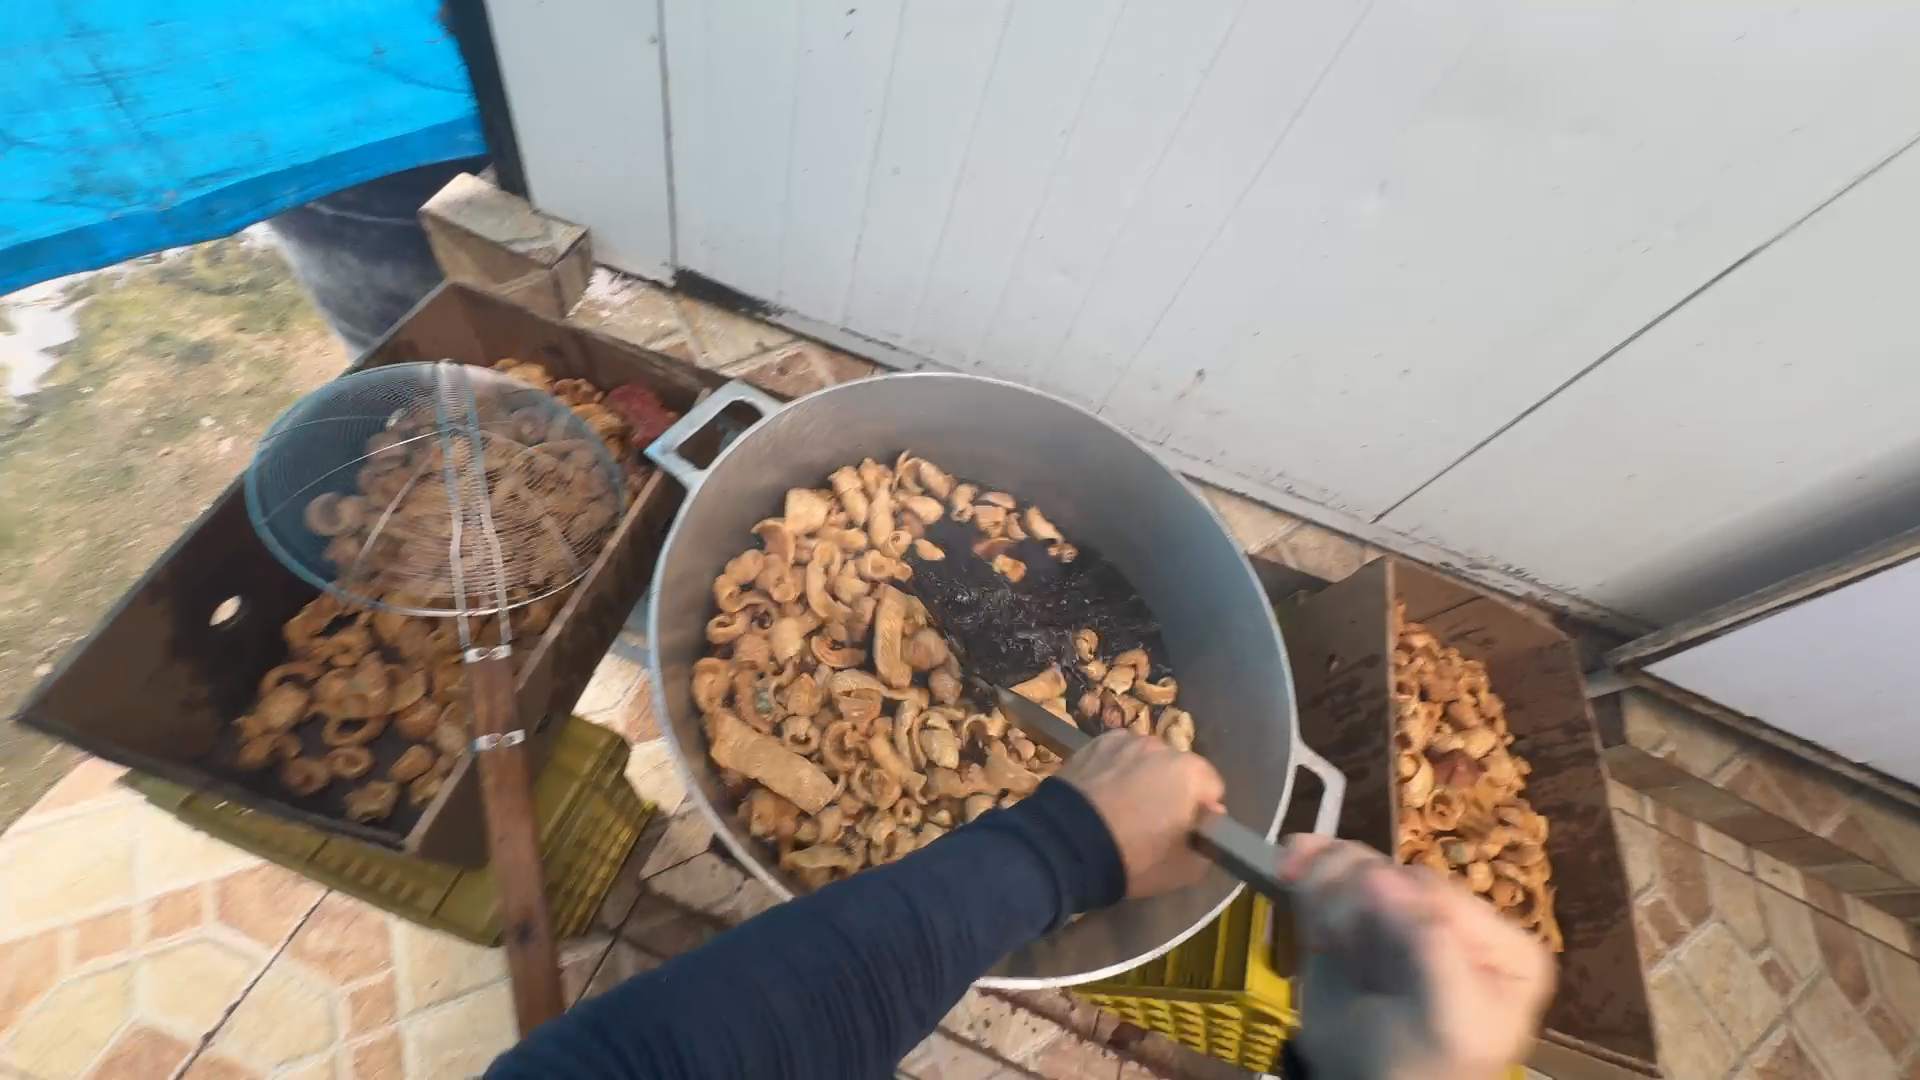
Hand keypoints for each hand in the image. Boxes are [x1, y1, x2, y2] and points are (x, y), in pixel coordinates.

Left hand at [1057, 732, 1224, 897]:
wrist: (1068, 844)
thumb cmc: (1134, 857)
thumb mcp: (1186, 868)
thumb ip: (1210, 840)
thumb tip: (1208, 817)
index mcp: (1189, 772)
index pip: (1212, 787)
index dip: (1203, 810)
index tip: (1186, 829)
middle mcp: (1159, 746)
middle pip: (1178, 768)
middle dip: (1172, 788)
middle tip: (1153, 819)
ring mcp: (1124, 740)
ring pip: (1146, 759)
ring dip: (1143, 775)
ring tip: (1123, 805)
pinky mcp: (1094, 744)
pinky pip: (1117, 754)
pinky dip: (1115, 768)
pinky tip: (1103, 792)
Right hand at [1278, 835, 1554, 1079]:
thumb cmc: (1417, 1068)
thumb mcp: (1448, 1023)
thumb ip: (1431, 947)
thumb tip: (1380, 873)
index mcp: (1501, 946)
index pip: (1433, 893)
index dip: (1385, 908)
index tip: (1348, 940)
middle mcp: (1453, 917)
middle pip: (1388, 871)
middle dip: (1348, 900)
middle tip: (1335, 945)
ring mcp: (1397, 906)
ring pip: (1353, 859)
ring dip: (1321, 884)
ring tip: (1317, 932)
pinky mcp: (1351, 903)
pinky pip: (1326, 859)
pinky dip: (1302, 860)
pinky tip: (1286, 872)